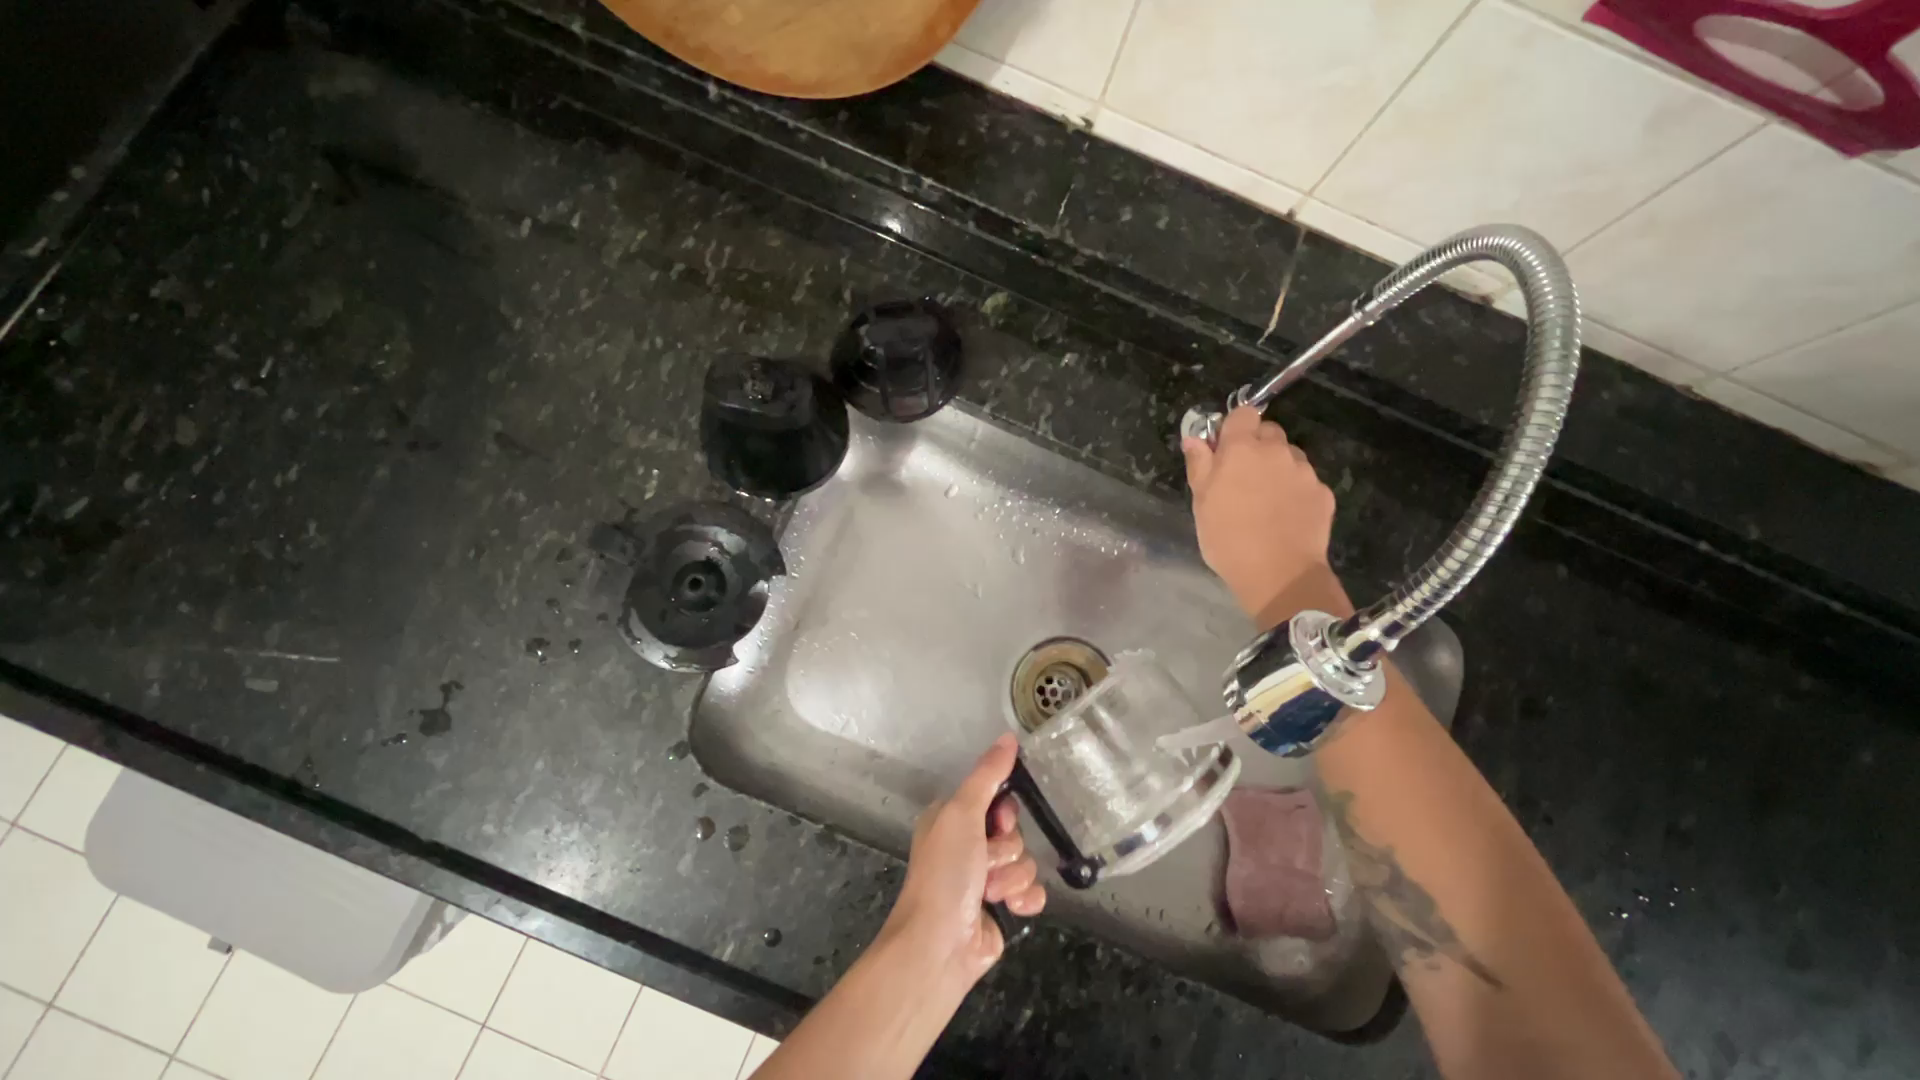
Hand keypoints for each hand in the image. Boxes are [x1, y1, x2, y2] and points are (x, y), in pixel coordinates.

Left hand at [879, 735, 1045, 989]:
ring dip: (1012, 878)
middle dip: (1007, 851)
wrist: (939, 944)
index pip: (998, 801)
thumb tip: (1009, 736)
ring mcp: (985, 879)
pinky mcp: (1003, 908)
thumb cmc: (945, 872)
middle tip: (985, 865)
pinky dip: (1025, 899)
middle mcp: (968, 846)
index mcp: (952, 820)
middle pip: (1015, 833)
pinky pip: (1033, 891)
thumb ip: (988, 775)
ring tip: (989, 893)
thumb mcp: (962, 813)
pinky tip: (1012, 908)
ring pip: (1026, 862)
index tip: (996, 825)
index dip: (1004, 814)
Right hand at [1182, 406, 1350, 622]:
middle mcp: (1277, 451)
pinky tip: (1286, 517)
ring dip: (1277, 469)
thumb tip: (1195, 438)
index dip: (1234, 427)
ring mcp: (1304, 471)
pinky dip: (1295, 492)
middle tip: (1243, 479)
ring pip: (1289, 457)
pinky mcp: (1323, 493)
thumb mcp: (1201, 503)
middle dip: (1257, 447)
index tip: (1225, 449)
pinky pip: (1306, 482)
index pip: (1243, 413)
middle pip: (1268, 432)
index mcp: (1242, 449)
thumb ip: (1199, 464)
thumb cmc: (1229, 538)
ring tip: (1266, 502)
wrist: (1279, 574)